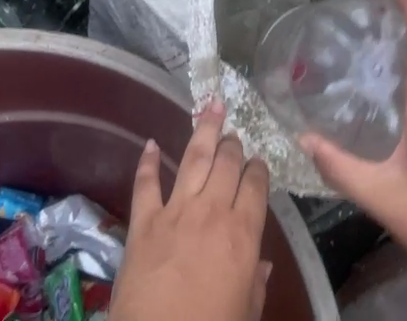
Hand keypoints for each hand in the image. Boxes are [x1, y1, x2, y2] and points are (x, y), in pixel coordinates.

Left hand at [111, 102, 274, 320]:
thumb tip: (263, 264)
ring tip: (210, 106)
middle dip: (233, 144)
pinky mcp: (143, 220)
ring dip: (203, 131)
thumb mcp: (247, 312)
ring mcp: (175, 211)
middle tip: (235, 129)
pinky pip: (146, 183)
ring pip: (193, 159)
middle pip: (226, 165)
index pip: (255, 188)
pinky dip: (148, 161)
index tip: (259, 158)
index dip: (258, 169)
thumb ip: (255, 283)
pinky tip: (152, 143)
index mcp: (242, 234)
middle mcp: (211, 211)